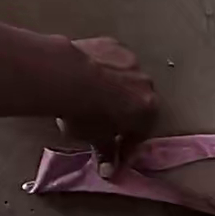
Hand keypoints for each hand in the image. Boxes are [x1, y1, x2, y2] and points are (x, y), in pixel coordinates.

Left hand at [61, 36, 156, 171]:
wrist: (66, 76)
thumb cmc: (86, 114)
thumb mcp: (95, 138)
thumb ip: (106, 153)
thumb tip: (109, 172)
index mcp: (148, 109)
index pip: (142, 133)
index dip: (127, 145)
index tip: (115, 152)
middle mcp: (146, 83)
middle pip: (138, 103)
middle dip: (124, 114)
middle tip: (104, 123)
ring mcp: (130, 60)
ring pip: (126, 79)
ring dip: (115, 88)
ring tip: (93, 96)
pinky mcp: (112, 44)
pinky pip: (112, 62)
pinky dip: (103, 70)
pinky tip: (86, 75)